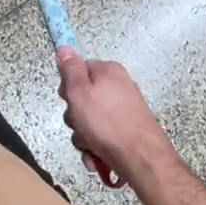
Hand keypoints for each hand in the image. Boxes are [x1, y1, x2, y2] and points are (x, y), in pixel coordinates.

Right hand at [57, 47, 172, 183]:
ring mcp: (125, 110)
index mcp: (108, 72)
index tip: (67, 100)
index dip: (68, 87)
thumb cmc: (105, 122)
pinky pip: (103, 136)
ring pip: (90, 120)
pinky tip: (97, 157)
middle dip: (75, 116)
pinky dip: (96, 147)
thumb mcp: (79, 92)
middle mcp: (119, 87)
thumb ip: (70, 69)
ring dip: (84, 136)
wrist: (141, 157)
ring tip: (90, 146)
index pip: (79, 70)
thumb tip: (64, 47)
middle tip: (79, 124)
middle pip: (83, 97)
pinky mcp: (128, 131)